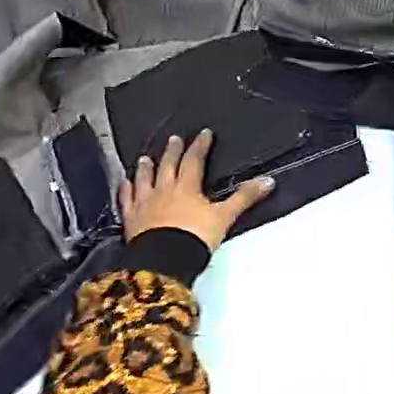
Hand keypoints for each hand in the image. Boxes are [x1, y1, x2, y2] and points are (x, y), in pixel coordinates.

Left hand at [121, 129, 274, 250]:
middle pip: (168, 165)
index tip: (204, 134)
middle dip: (173, 151)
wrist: (165, 259)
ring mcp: (144, 203)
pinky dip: (126, 189)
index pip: (194, 161)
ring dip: (146, 167)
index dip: (200, 146)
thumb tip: (268, 181)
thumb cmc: (195, 237)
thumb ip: (244, 198)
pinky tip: (125, 183)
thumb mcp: (225, 217)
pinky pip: (127, 199)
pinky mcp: (131, 218)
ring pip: (144, 179)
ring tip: (146, 157)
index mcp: (187, 187)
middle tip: (174, 139)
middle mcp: (164, 190)